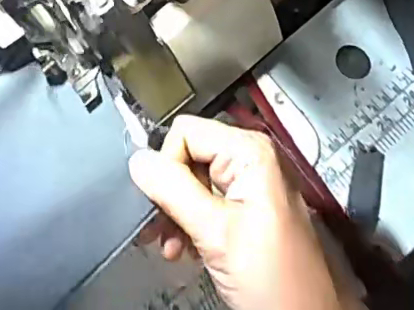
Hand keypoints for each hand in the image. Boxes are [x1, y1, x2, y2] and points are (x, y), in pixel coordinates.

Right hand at [128, 116, 348, 309]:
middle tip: (158, 229)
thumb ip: (175, 192)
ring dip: (175, 212)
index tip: (161, 204)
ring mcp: (248, 183)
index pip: (186, 132)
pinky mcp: (245, 207)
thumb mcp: (218, 234)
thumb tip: (137, 160)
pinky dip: (189, 222)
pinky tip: (183, 248)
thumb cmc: (276, 281)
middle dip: (168, 192)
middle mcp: (249, 157)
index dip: (168, 166)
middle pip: (188, 155)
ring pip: (192, 180)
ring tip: (169, 245)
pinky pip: (205, 200)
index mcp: (249, 150)